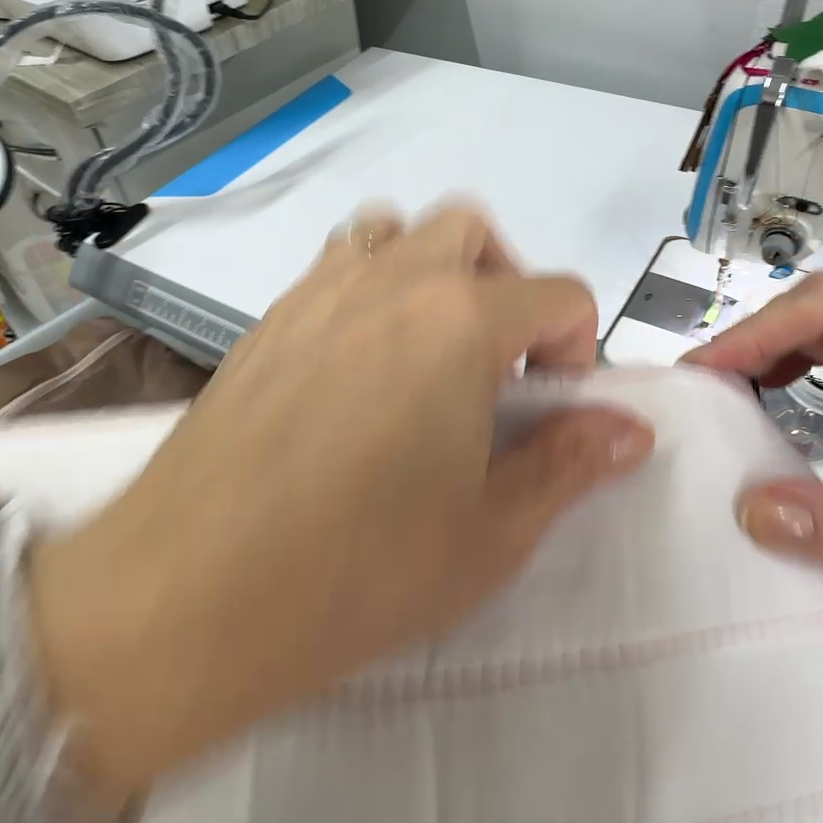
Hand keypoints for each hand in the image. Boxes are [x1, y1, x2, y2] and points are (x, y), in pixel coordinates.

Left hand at [29, 208, 653, 791]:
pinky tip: (353, 375)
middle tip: (496, 364)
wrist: (193, 592)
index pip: (557, 293)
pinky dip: (364, 291)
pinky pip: (330, 270)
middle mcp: (388, 283)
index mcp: (459, 321)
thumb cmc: (361, 569)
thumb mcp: (492, 532)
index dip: (578, 347)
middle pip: (470, 230)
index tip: (555, 407)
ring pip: (390, 233)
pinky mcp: (263, 323)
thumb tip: (630, 428)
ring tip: (426, 353)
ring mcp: (315, 295)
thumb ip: (569, 463)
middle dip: (505, 282)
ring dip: (427, 271)